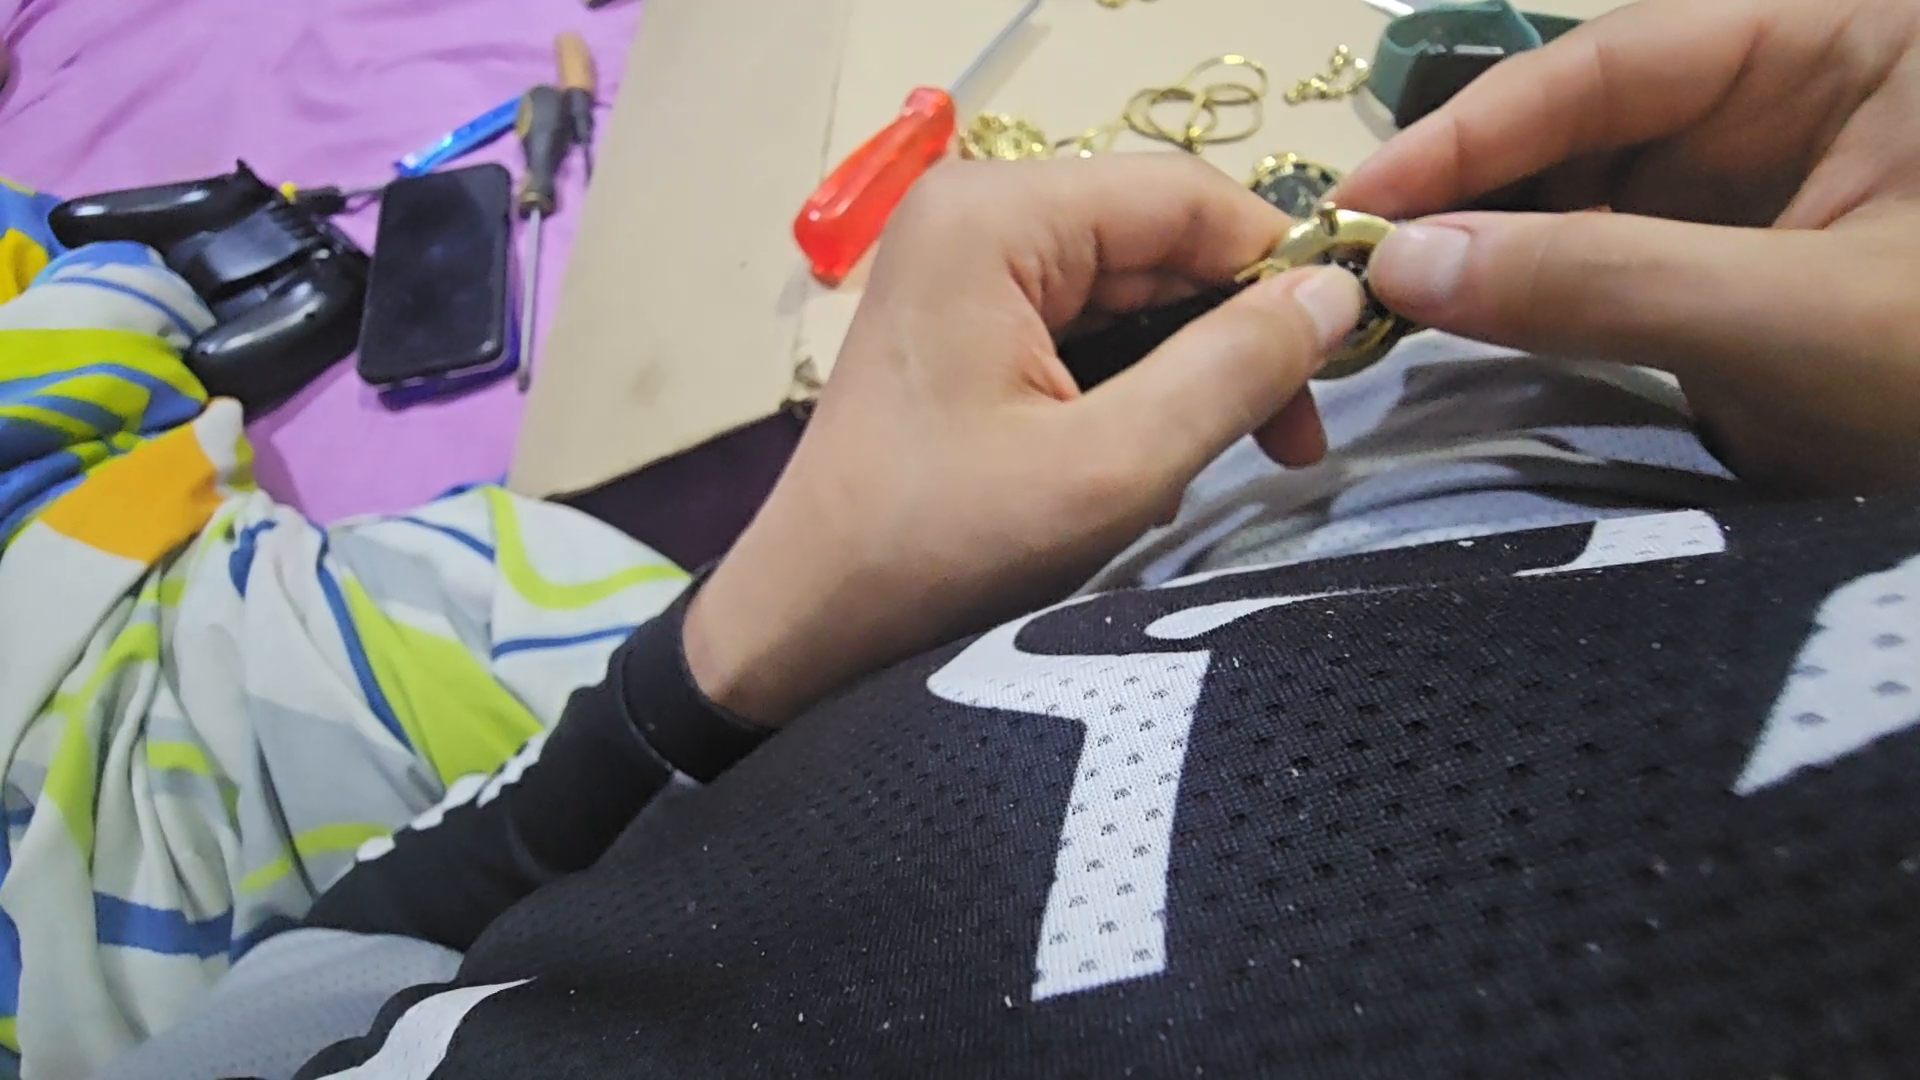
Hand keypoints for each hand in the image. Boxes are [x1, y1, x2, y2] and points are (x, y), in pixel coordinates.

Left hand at [684, 154, 1363, 722]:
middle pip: (1152, 249)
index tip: (1338, 358)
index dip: (1277, 268)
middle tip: (1286, 439)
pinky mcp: (957, 331)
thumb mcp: (1110, 466)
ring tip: (1209, 465)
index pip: (1184, 199)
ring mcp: (957, 276)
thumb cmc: (942, 546)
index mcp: (996, 219)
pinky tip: (1140, 461)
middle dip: (1228, 339)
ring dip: (1180, 378)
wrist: (811, 615)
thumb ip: (1233, 369)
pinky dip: (1124, 394)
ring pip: (1120, 300)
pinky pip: (1074, 339)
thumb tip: (1334, 294)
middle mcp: (971, 222)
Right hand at [1336, 0, 1919, 494]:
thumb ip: (1594, 282)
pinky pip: (1576, 264)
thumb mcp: (1798, 323)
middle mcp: (1787, 99)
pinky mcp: (1697, 268)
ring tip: (1380, 289)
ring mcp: (1738, 190)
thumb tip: (1400, 264)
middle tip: (1351, 258)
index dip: (1468, 132)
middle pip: (1574, 129)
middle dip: (1459, 192)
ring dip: (1470, 245)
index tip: (1356, 201)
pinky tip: (1446, 310)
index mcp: (1860, 39)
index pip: (1617, 62)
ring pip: (1563, 201)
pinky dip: (1505, 292)